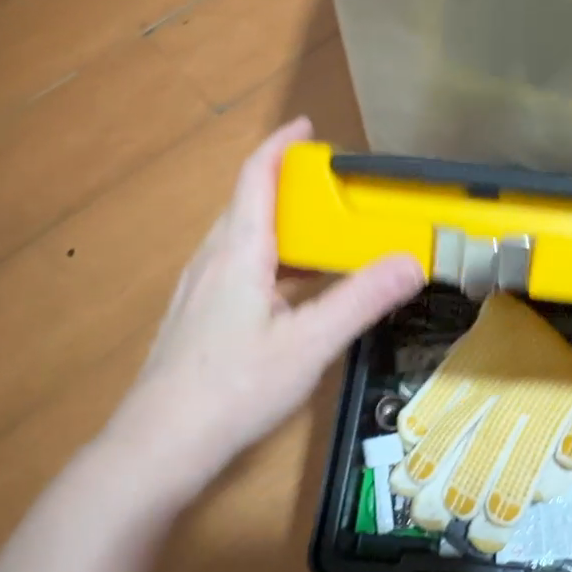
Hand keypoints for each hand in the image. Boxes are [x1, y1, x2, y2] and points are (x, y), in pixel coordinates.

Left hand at [105, 119, 424, 477]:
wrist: (159, 445)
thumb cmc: (235, 389)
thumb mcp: (310, 345)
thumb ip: (361, 299)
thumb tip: (412, 261)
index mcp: (238, 253)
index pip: (255, 178)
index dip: (280, 145)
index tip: (308, 127)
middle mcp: (211, 261)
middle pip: (248, 206)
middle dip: (289, 187)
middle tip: (335, 192)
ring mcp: (196, 291)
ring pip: (240, 241)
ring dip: (280, 227)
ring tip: (321, 239)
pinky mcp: (194, 319)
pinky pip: (234, 269)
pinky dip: (269, 262)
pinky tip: (289, 295)